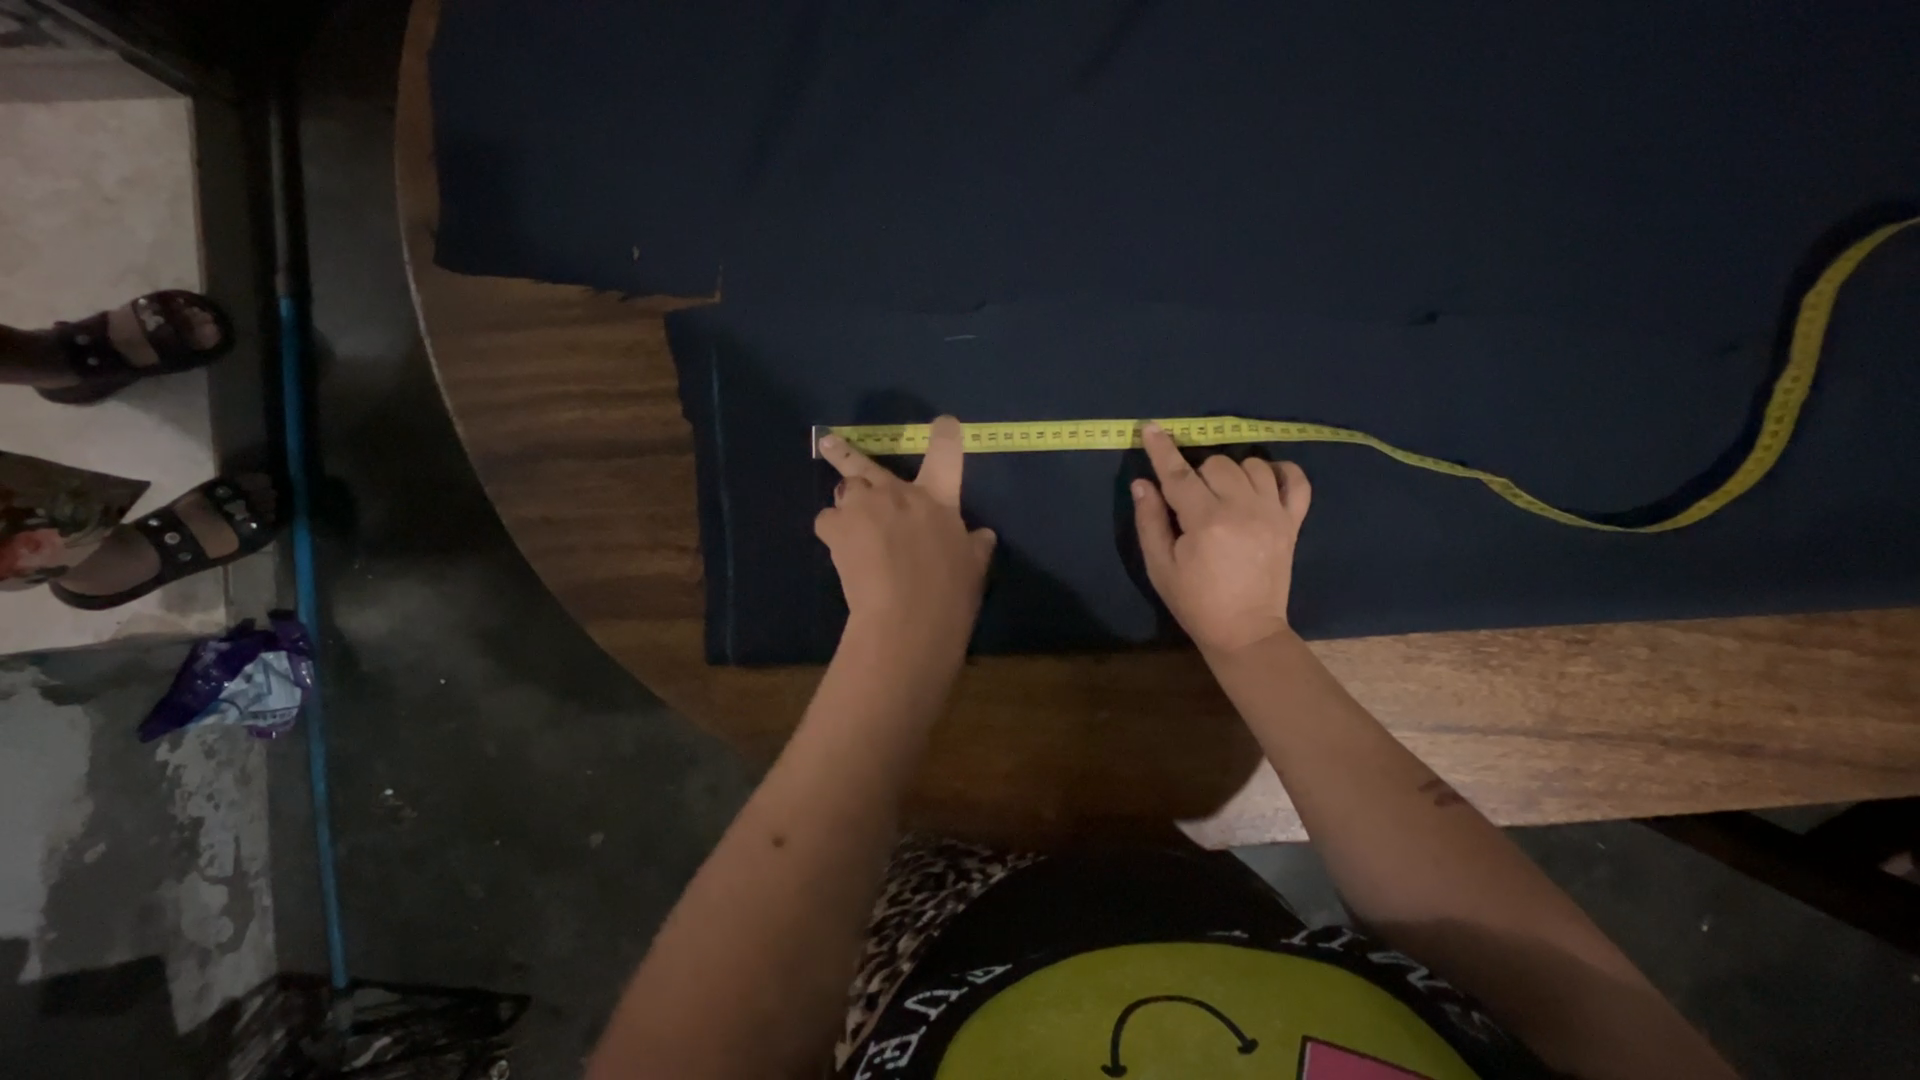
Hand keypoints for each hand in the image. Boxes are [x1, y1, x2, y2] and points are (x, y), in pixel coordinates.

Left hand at [815, 416, 996, 650]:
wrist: (907, 619)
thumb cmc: (949, 594)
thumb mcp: (975, 567)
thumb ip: (976, 545)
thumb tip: (983, 534)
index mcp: (938, 499)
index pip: (946, 454)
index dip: (945, 434)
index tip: (944, 422)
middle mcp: (898, 493)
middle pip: (867, 463)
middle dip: (846, 452)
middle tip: (829, 443)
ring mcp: (864, 506)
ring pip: (844, 488)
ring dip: (846, 501)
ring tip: (845, 519)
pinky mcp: (836, 527)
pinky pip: (828, 519)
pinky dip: (833, 530)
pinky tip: (840, 548)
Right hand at [1132, 422, 1311, 655]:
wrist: (1245, 631)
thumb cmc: (1195, 602)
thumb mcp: (1160, 566)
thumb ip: (1150, 521)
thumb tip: (1143, 483)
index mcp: (1205, 522)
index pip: (1179, 474)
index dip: (1163, 450)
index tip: (1152, 428)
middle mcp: (1242, 509)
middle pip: (1216, 463)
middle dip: (1197, 474)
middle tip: (1190, 501)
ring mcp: (1272, 513)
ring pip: (1251, 464)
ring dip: (1232, 472)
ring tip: (1222, 495)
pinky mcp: (1292, 522)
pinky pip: (1295, 480)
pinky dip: (1280, 472)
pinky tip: (1263, 480)